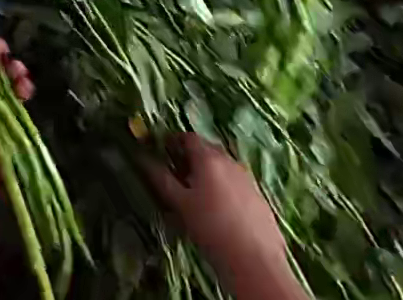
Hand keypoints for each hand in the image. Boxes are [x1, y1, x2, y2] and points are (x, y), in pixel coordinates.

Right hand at [141, 133, 294, 288]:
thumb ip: (159, 176)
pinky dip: (225, 186)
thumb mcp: (179, 202)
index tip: (162, 151)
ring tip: (198, 190)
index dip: (172, 140)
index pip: (187, 137)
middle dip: (191, 155)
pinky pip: (237, 183)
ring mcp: (249, 181)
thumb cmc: (211, 228)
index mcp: (208, 158)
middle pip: (207, 149)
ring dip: (209, 171)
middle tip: (177, 171)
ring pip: (223, 166)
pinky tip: (221, 208)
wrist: (257, 265)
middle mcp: (230, 163)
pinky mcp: (261, 199)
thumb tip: (141, 157)